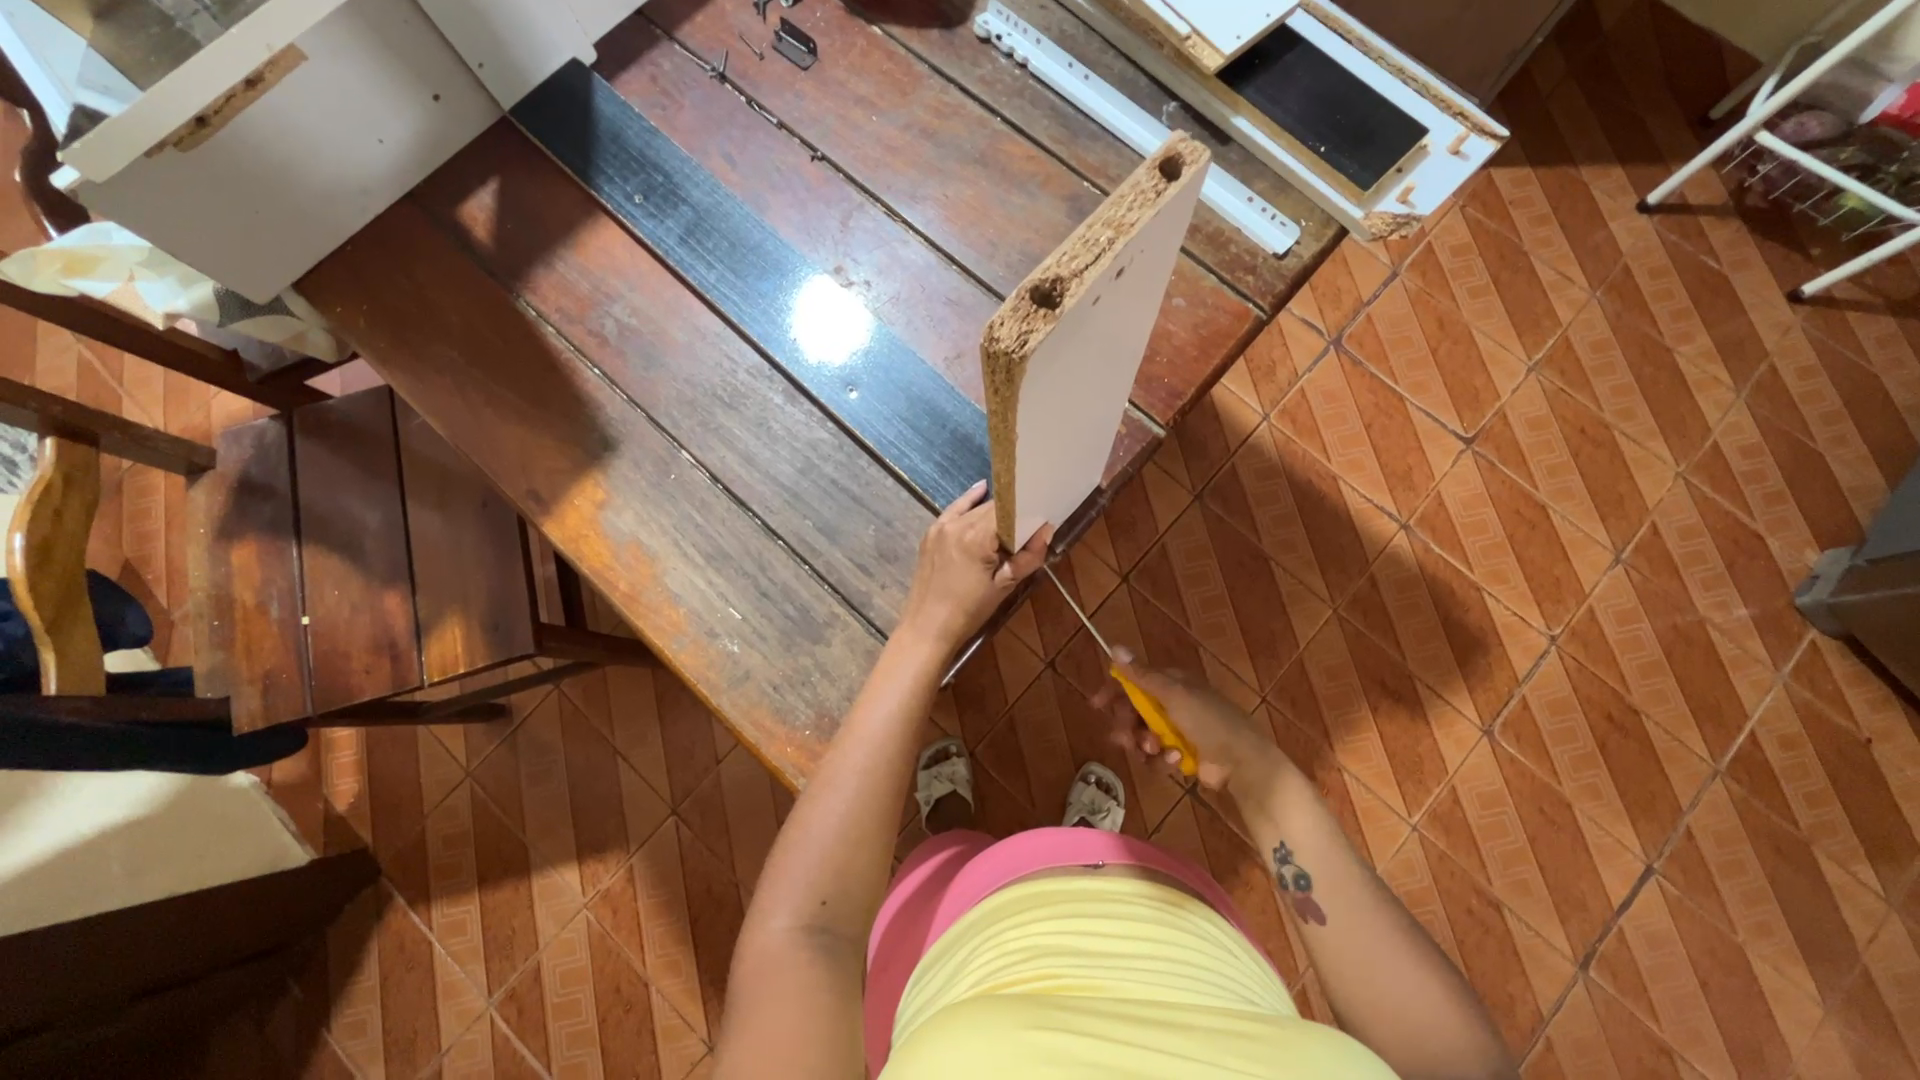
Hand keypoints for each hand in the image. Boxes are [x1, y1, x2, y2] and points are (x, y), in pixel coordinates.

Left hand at [897, 481, 1051, 656]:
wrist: (926, 628)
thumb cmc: (968, 611)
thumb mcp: (1004, 586)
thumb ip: (1028, 557)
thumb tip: (1046, 531)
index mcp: (976, 536)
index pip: (1009, 510)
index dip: (1026, 514)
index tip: (1040, 523)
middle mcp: (957, 524)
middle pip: (992, 508)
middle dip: (1011, 516)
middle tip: (1027, 530)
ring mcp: (941, 527)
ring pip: (975, 510)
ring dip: (993, 514)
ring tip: (1010, 523)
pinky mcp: (931, 534)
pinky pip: (954, 510)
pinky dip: (969, 501)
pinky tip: (982, 489)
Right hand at [1093, 652, 1293, 794]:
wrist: (1241, 760)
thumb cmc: (1208, 720)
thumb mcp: (1173, 694)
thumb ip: (1141, 675)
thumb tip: (1114, 646)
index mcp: (1172, 683)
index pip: (1134, 681)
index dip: (1114, 692)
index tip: (1096, 705)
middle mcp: (1173, 704)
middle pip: (1134, 711)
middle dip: (1127, 725)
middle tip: (1125, 737)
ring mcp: (1177, 731)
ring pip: (1142, 736)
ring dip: (1144, 744)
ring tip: (1154, 750)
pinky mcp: (1180, 755)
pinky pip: (1156, 757)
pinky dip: (1162, 760)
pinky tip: (1175, 761)